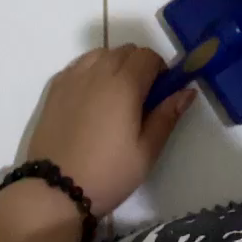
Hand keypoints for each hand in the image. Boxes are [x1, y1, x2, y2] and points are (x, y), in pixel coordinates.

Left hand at [25, 45, 195, 215]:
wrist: (53, 191)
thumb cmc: (107, 173)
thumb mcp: (146, 152)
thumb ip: (168, 116)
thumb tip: (187, 90)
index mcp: (125, 83)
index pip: (149, 55)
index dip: (159, 69)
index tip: (159, 93)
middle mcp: (99, 70)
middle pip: (126, 50)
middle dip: (138, 65)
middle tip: (139, 99)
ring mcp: (74, 76)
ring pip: (102, 53)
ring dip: (114, 64)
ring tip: (114, 97)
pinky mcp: (55, 87)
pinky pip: (80, 64)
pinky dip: (91, 70)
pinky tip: (90, 98)